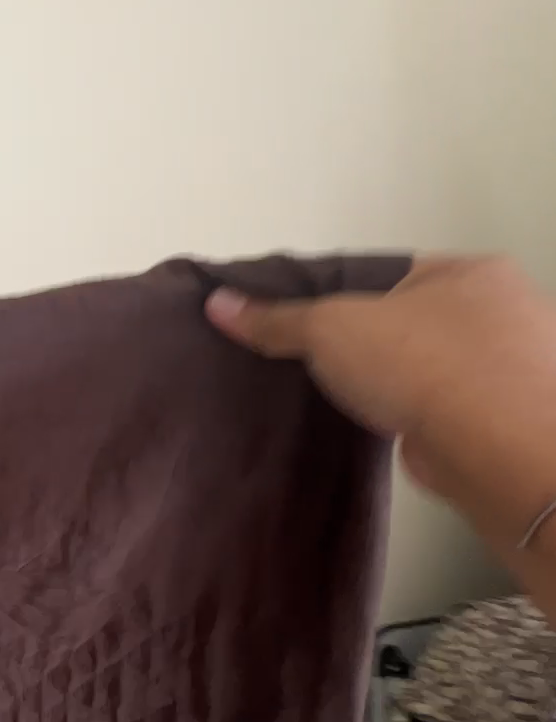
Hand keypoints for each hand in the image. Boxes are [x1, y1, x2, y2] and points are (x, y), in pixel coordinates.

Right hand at [205, 255, 555, 518]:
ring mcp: (502, 363)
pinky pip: (418, 394)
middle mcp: (497, 310)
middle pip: (386, 314)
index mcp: (470, 272)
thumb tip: (218, 303)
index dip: (314, 289)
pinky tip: (351, 408)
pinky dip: (386, 400)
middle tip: (284, 347)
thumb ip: (272, 317)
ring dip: (363, 371)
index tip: (271, 311)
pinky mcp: (492, 411)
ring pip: (403, 357)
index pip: (370, 270)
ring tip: (309, 380)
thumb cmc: (425, 365)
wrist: (502, 451)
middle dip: (337, 333)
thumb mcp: (327, 327)